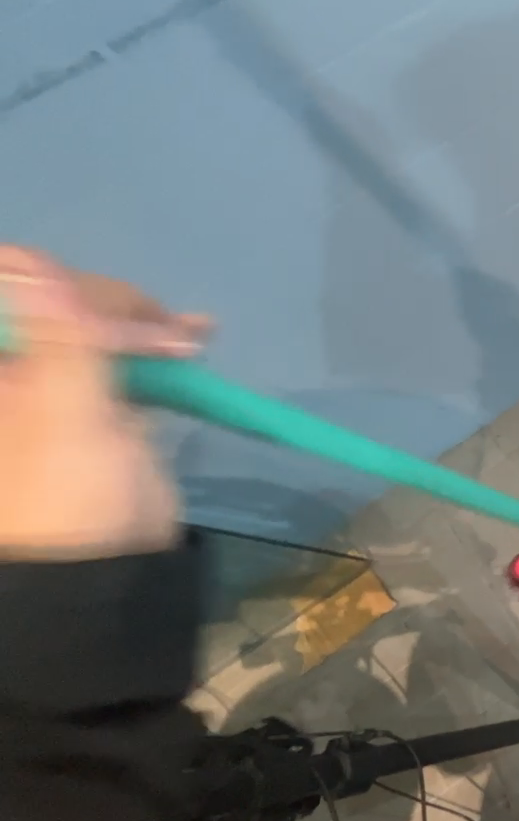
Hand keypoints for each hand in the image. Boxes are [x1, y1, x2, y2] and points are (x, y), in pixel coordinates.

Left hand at [0, 247, 208, 559]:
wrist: (100, 560)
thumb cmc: (65, 493)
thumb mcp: (64, 415)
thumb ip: (60, 341)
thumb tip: (34, 260)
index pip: (8, 293)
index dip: (50, 288)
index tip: (105, 311)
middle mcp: (13, 368)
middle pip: (52, 305)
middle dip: (113, 309)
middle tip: (166, 332)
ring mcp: (55, 384)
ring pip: (96, 328)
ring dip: (146, 322)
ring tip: (193, 330)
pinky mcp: (101, 402)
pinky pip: (127, 356)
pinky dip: (163, 344)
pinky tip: (197, 333)